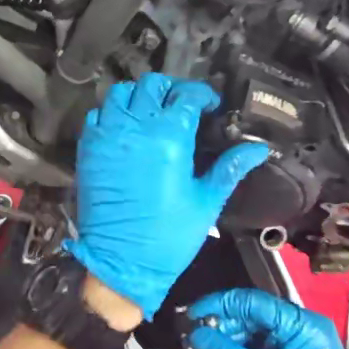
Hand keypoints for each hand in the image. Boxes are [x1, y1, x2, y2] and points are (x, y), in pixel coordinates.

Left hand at [66, 74, 271, 318]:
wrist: (121, 264)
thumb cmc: (170, 235)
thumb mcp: (208, 201)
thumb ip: (231, 167)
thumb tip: (260, 148)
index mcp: (171, 137)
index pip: (187, 95)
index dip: (203, 95)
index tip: (211, 106)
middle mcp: (137, 127)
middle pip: (153, 85)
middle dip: (172, 90)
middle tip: (183, 107)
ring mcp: (108, 135)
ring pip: (122, 93)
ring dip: (140, 97)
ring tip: (153, 114)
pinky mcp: (89, 149)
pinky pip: (98, 115)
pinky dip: (113, 114)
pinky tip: (126, 129)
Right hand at [188, 289, 348, 348]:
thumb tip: (197, 335)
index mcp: (306, 327)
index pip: (257, 303)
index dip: (221, 305)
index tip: (191, 315)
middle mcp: (305, 333)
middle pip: (257, 319)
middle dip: (224, 327)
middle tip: (192, 340)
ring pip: (258, 339)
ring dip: (230, 345)